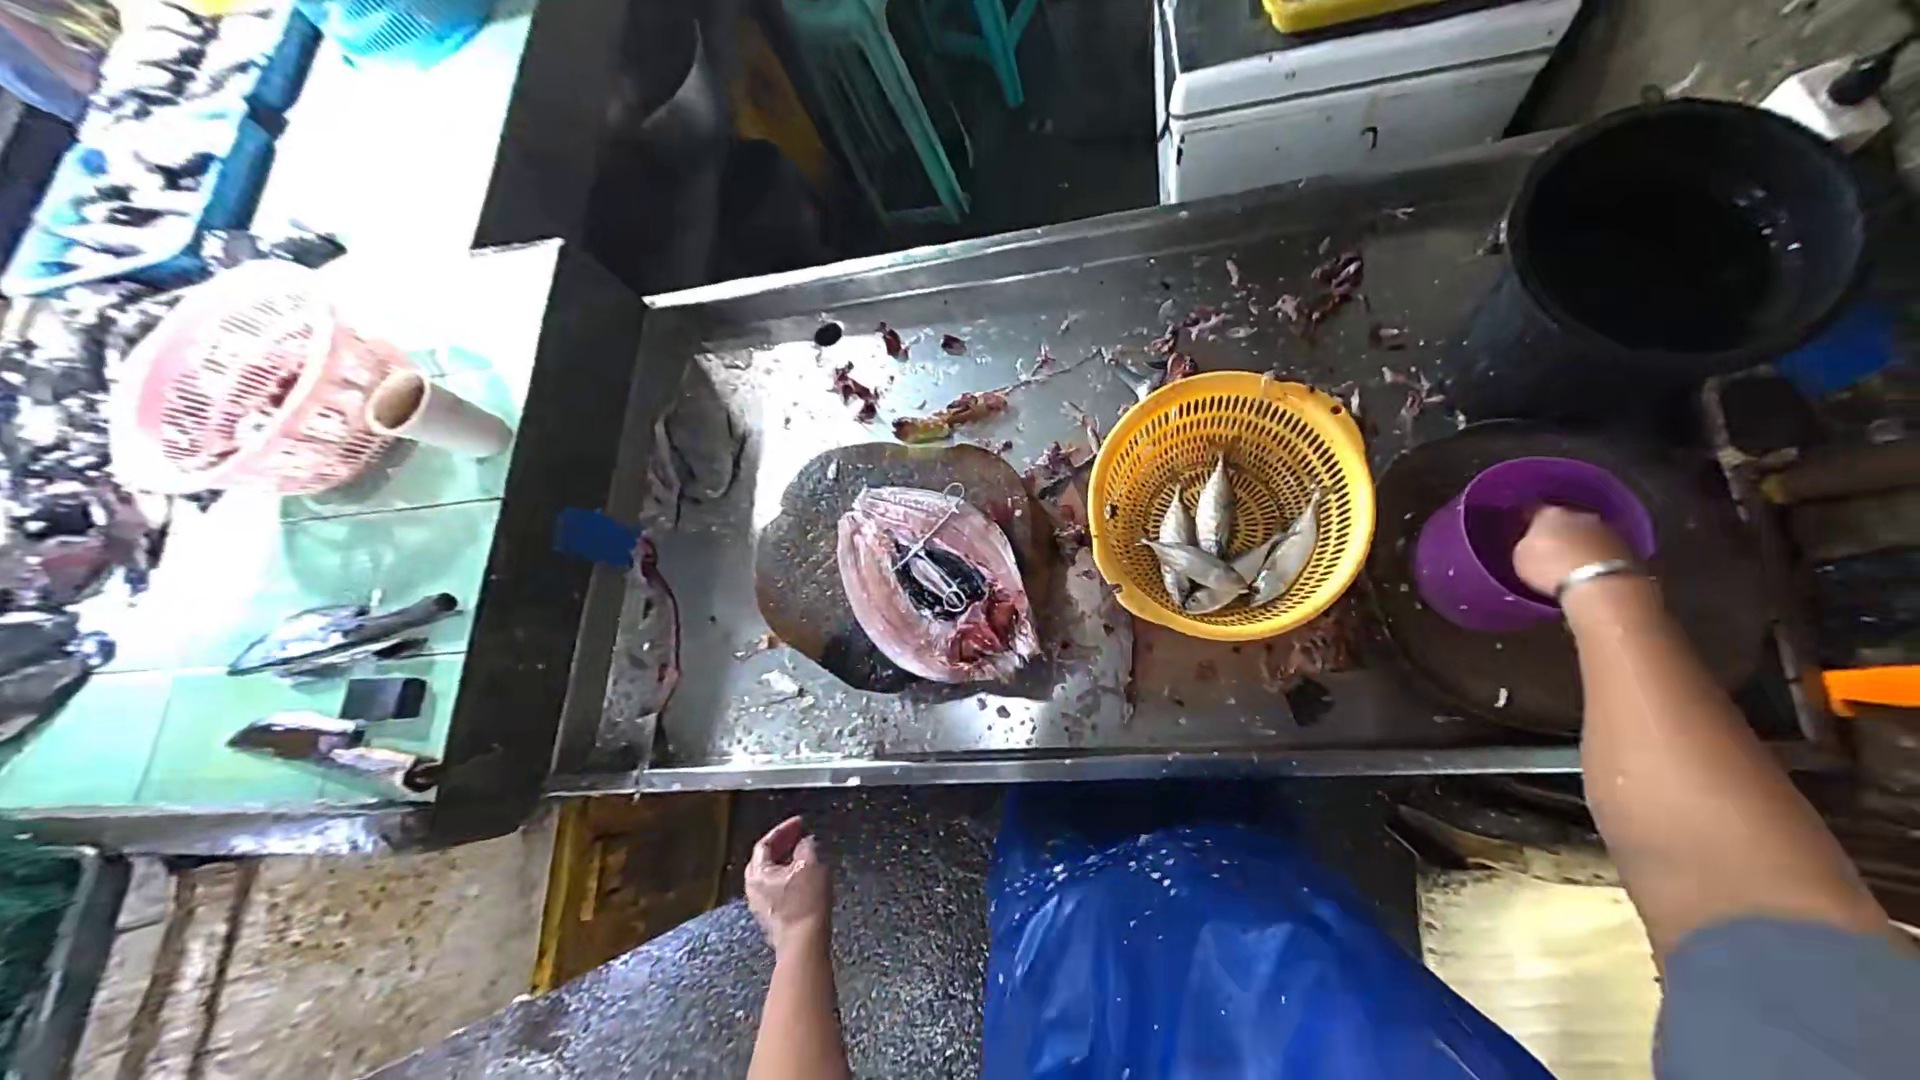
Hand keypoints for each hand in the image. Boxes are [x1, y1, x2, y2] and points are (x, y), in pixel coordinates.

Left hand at [746, 816, 830, 955]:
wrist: (804, 943)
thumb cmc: (806, 901)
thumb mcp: (811, 864)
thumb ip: (806, 846)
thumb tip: (805, 842)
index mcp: (758, 873)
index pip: (765, 843)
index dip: (783, 829)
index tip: (800, 822)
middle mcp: (753, 889)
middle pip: (764, 858)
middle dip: (782, 843)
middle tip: (800, 834)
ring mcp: (761, 905)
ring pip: (771, 874)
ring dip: (786, 860)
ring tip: (804, 852)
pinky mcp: (771, 917)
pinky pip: (776, 887)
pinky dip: (787, 875)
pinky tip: (803, 875)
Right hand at [1512, 505, 1632, 596]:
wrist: (1600, 583)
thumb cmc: (1550, 566)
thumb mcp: (1521, 555)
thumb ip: (1526, 543)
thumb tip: (1532, 542)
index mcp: (1549, 513)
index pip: (1533, 508)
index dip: (1526, 516)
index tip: (1520, 523)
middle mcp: (1580, 514)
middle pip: (1565, 518)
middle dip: (1556, 528)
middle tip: (1546, 542)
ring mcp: (1607, 529)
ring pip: (1586, 530)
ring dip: (1578, 540)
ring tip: (1568, 556)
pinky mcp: (1627, 547)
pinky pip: (1601, 546)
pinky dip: (1593, 552)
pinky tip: (1586, 566)